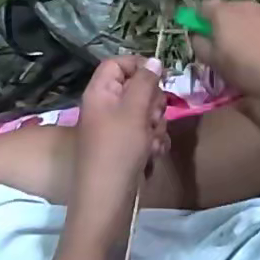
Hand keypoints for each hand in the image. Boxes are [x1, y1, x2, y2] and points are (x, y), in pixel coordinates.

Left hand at [74, 55, 165, 203]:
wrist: (108, 199)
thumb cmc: (117, 149)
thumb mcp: (133, 110)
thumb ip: (145, 82)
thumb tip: (154, 60)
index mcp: (100, 92)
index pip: (117, 64)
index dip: (138, 66)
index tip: (160, 77)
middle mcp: (107, 106)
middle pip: (137, 87)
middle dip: (152, 102)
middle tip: (152, 116)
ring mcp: (117, 127)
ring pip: (146, 111)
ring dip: (156, 124)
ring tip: (152, 140)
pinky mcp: (127, 145)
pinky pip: (147, 132)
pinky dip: (153, 140)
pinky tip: (153, 152)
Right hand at [188, 0, 259, 100]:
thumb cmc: (251, 71)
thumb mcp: (216, 64)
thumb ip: (200, 45)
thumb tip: (198, 35)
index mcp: (222, 13)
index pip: (202, 6)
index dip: (200, 21)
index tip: (204, 39)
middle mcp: (244, 4)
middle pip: (227, 10)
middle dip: (224, 26)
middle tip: (228, 50)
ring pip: (248, 16)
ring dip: (245, 29)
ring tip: (253, 54)